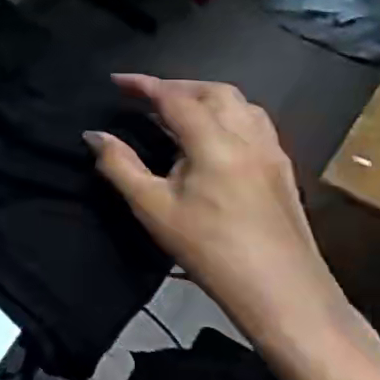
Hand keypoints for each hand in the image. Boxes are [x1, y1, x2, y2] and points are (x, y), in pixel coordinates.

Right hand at [87, 75, 354, 346]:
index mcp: (215, 143)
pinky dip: (227, 117)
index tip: (116, 82)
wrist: (285, 298)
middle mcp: (249, 140)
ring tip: (177, 112)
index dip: (143, 84)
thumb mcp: (152, 207)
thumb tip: (94, 135)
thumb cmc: (210, 250)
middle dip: (178, 86)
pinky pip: (255, 126)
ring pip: (242, 106)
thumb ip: (119, 164)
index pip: (175, 97)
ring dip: (206, 99)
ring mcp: (272, 156)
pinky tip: (210, 139)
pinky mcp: (284, 174)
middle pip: (215, 92)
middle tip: (146, 97)